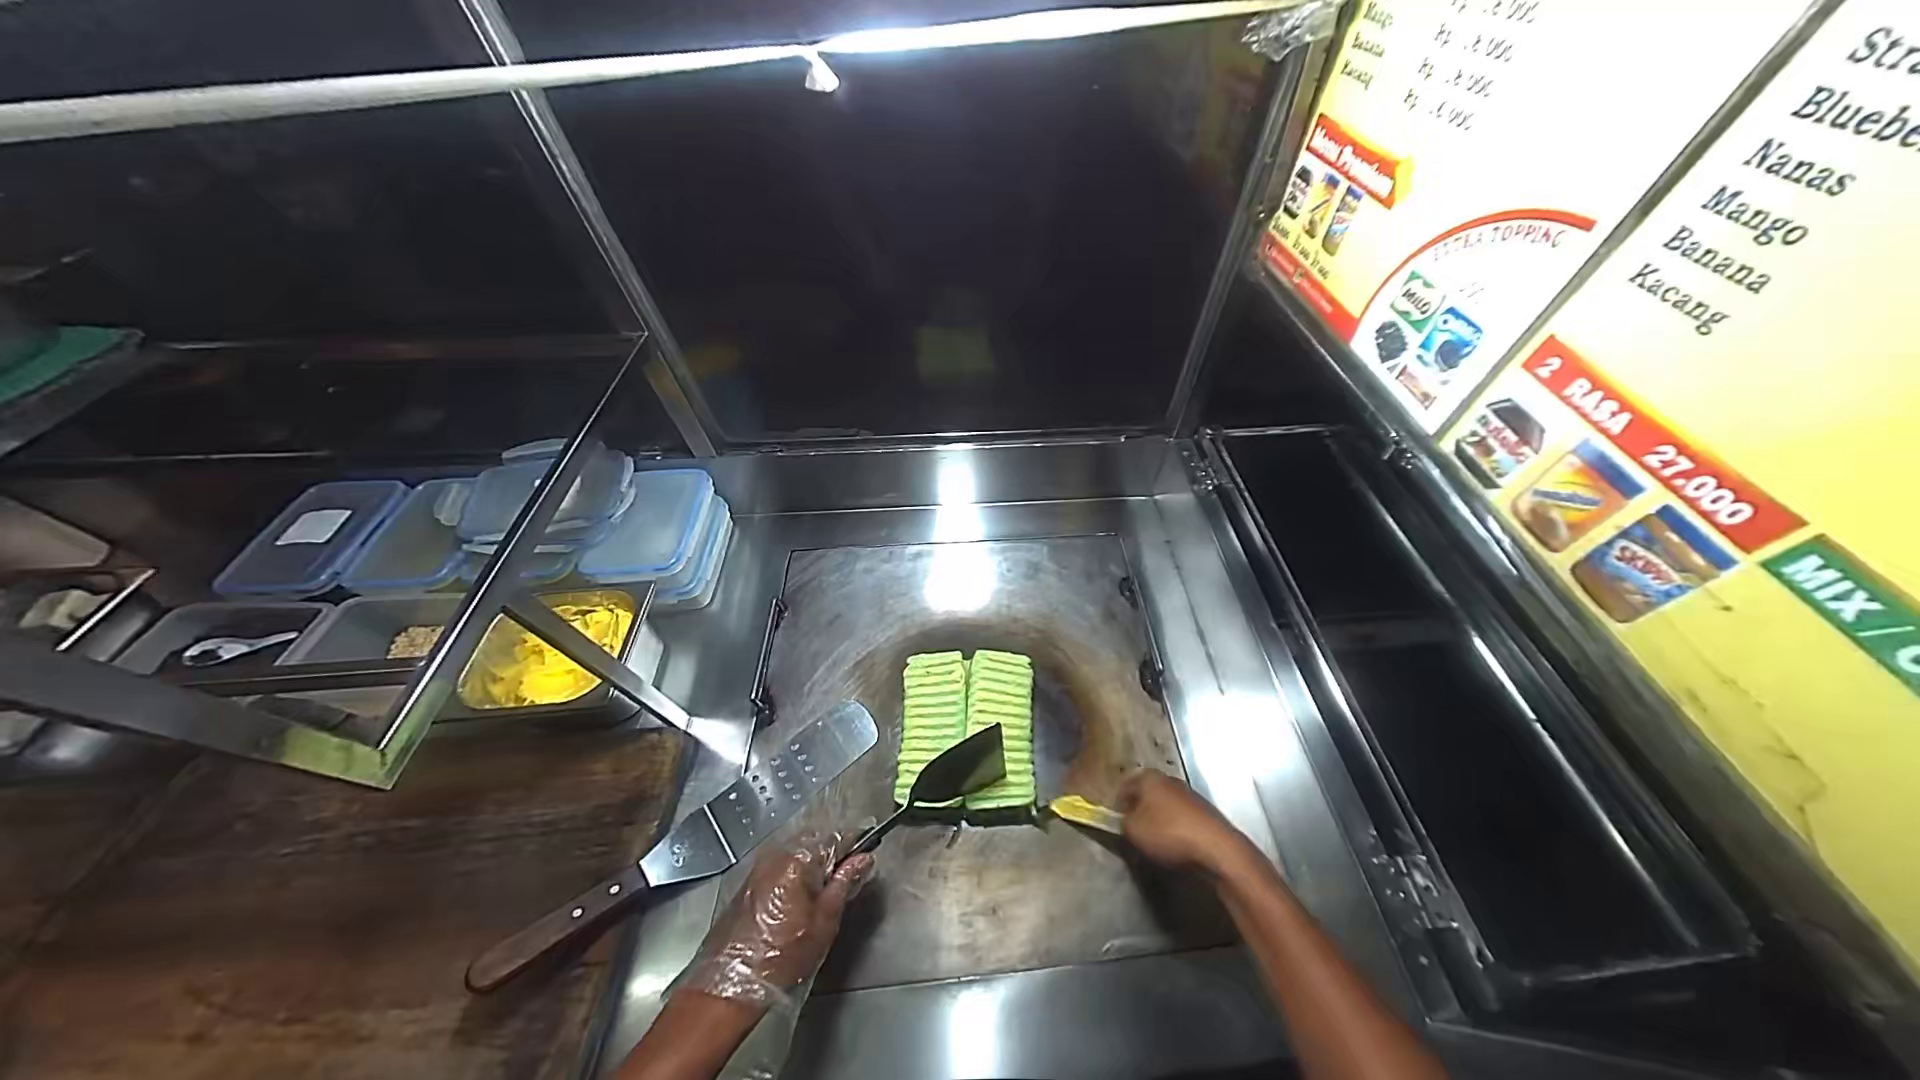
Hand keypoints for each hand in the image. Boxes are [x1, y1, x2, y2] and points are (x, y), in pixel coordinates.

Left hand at [677, 833, 875, 1009]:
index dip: (855, 846)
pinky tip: (798, 903)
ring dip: (813, 868)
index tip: (867, 856)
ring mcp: (759, 866)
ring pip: (797, 855)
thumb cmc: (782, 956)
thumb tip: (864, 858)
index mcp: (798, 858)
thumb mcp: (825, 921)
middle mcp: (776, 853)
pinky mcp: (748, 882)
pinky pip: (781, 867)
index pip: (836, 837)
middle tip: (845, 883)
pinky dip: (794, 877)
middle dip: (833, 857)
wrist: (729, 987)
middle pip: (815, 842)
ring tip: (822, 897)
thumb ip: (845, 882)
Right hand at [1117, 768, 1251, 875]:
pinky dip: (1175, 826)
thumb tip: (1125, 818)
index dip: (1117, 804)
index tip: (1115, 820)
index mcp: (1149, 777)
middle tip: (1133, 829)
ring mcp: (1190, 794)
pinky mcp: (1206, 812)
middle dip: (1139, 809)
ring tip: (1154, 839)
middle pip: (1147, 793)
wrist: (1217, 849)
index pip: (1125, 786)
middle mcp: (1170, 779)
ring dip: (1158, 818)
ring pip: (1165, 804)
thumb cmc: (1168, 833)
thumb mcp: (1133, 830)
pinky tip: (1175, 843)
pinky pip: (1181, 817)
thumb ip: (1123, 821)